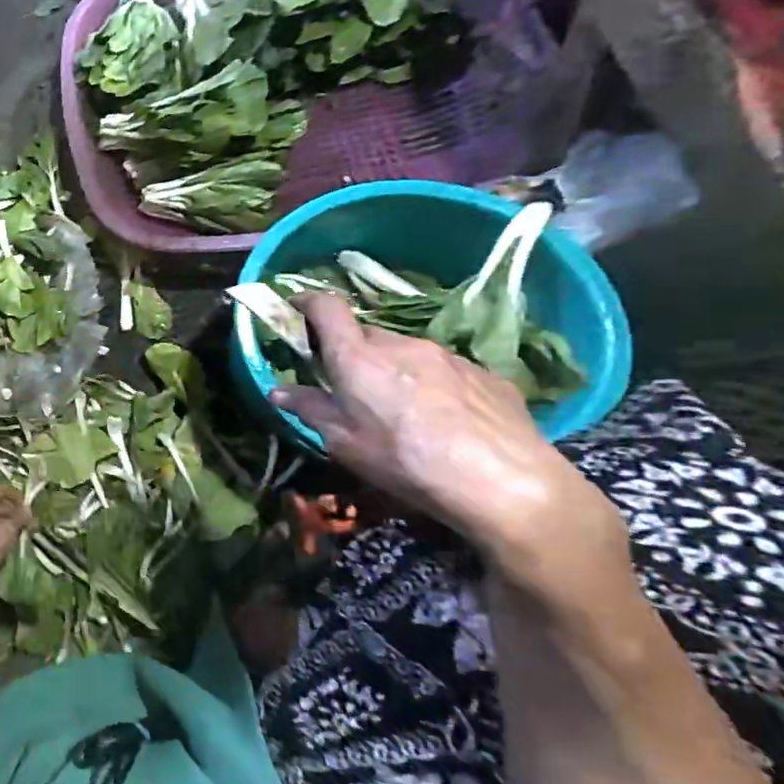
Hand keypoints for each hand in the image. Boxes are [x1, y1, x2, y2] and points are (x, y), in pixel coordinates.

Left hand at [0, 486, 30, 585]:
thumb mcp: (10, 528)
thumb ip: (21, 517)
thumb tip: (29, 510)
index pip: (1, 490)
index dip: (16, 495)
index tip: (28, 504)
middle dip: (14, 509)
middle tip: (29, 519)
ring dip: (8, 520)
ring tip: (23, 530)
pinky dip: (1, 529)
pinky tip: (11, 539)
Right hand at [271, 293, 629, 595]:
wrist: (505, 481)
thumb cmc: (405, 460)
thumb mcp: (343, 442)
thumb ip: (310, 409)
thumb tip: (278, 391)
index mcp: (356, 357)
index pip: (326, 307)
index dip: (305, 302)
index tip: (294, 309)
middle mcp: (399, 344)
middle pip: (364, 335)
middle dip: (350, 352)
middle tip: (347, 385)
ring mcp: (446, 355)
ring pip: (403, 351)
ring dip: (390, 368)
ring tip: (397, 407)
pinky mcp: (483, 372)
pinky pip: (441, 368)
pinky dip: (427, 382)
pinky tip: (439, 418)